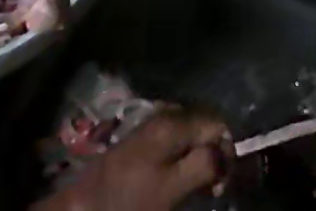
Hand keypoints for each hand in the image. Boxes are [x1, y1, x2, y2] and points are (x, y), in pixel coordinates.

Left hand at [33, 108, 233, 210]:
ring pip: (193, 135)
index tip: (220, 183)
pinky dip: (186, 158)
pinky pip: (178, 141)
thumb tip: (226, 151)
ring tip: (199, 187)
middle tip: (211, 188)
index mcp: (173, 122)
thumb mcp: (171, 188)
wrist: (87, 204)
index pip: (218, 124)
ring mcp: (155, 125)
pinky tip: (181, 180)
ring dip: (201, 158)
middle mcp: (166, 114)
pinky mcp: (146, 138)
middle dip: (215, 154)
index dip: (227, 152)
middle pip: (206, 126)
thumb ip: (202, 165)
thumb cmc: (130, 200)